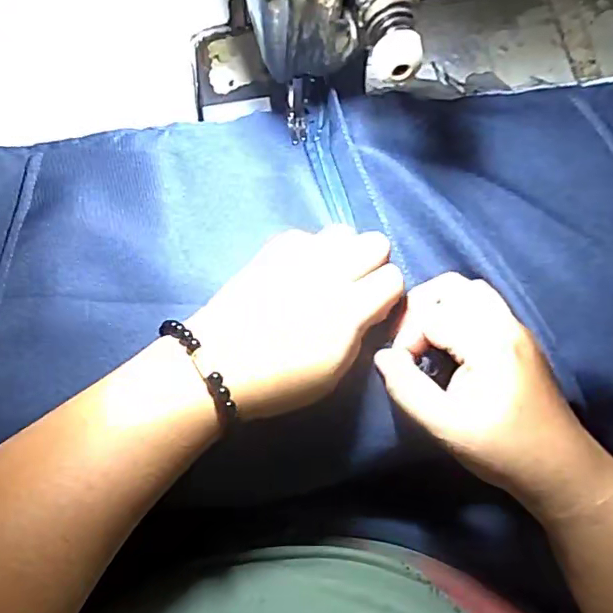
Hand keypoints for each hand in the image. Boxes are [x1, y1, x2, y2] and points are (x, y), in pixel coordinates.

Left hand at [187, 225, 405, 419]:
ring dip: (344, 252)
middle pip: (377, 241)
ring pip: (344, 231)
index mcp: (348, 309)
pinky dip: (311, 251)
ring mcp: (300, 255)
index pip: (394, 278)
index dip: (388, 295)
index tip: (375, 310)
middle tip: (356, 288)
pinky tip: (297, 274)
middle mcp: (329, 273)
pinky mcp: (273, 249)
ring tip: (328, 277)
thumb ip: (360, 334)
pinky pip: (308, 235)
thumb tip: (371, 311)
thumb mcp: (334, 372)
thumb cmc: (280, 381)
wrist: (219, 364)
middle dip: (373, 264)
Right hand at [374, 273, 612, 520]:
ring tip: (423, 345)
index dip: (405, 336)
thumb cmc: (501, 450)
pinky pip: (483, 308)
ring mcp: (516, 330)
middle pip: (453, 286)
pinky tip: (448, 351)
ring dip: (439, 309)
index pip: (431, 313)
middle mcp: (505, 325)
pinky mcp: (520, 341)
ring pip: (470, 292)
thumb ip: (407, 388)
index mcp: (489, 342)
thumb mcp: (445, 426)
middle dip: (419, 309)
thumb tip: (383, 357)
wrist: (559, 467)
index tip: (400, 369)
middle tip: (405, 346)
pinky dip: (457, 315)